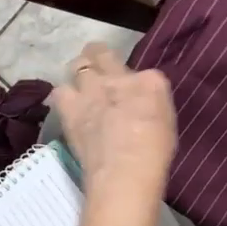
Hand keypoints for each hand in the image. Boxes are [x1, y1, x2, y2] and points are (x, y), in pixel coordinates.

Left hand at [50, 44, 175, 198]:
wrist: (125, 172)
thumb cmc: (155, 155)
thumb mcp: (167, 122)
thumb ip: (152, 105)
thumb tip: (141, 107)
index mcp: (151, 81)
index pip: (144, 72)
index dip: (136, 82)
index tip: (135, 94)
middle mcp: (120, 78)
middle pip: (102, 53)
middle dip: (98, 55)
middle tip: (98, 65)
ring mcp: (92, 90)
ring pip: (78, 64)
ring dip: (79, 72)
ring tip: (81, 84)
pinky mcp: (70, 108)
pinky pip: (60, 91)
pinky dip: (64, 95)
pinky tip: (69, 105)